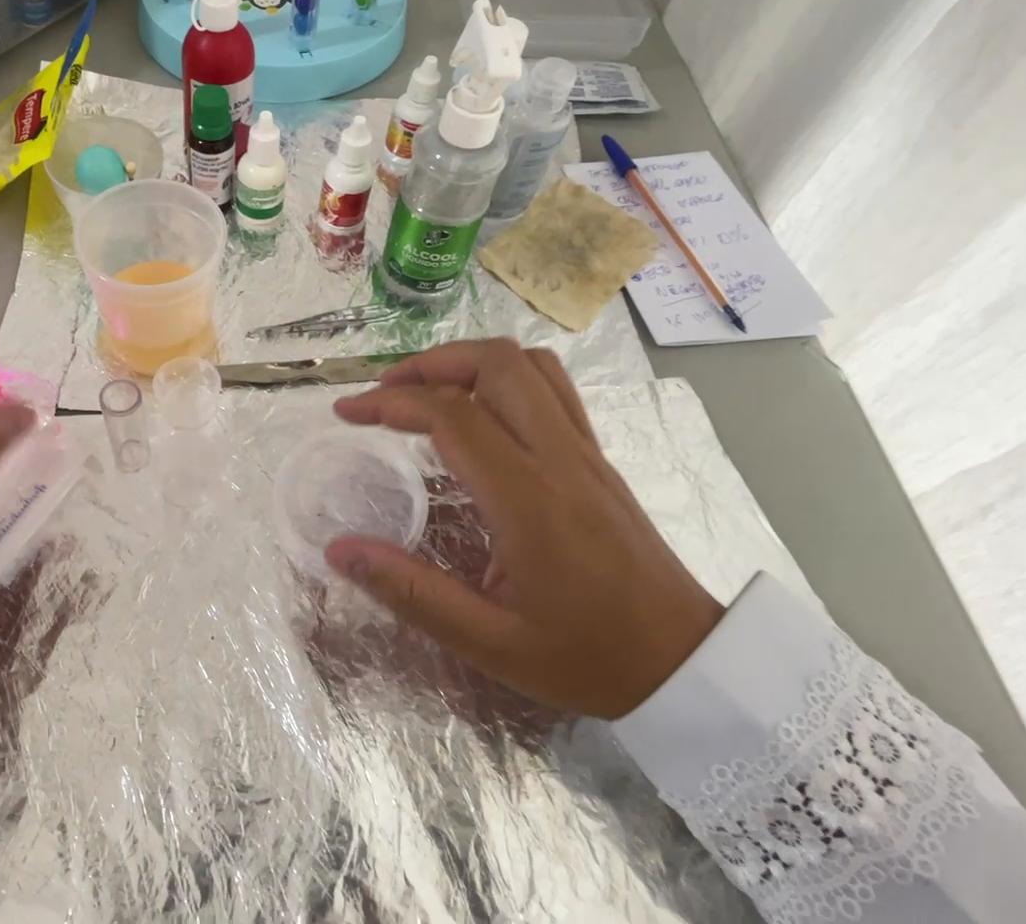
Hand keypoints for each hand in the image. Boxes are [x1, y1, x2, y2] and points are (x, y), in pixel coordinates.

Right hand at [328, 339, 721, 719]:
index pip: (452, 416)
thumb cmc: (587, 658)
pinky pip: (553, 388)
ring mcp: (587, 451)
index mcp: (529, 500)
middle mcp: (560, 458)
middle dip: (429, 363)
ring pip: (530, 365)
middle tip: (385, 393)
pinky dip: (504, 378)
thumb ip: (410, 592)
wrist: (686, 662)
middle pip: (496, 364)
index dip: (390, 403)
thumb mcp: (489, 643)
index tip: (347, 413)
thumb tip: (339, 550)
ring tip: (427, 392)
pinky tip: (480, 413)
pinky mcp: (599, 458)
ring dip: (469, 363)